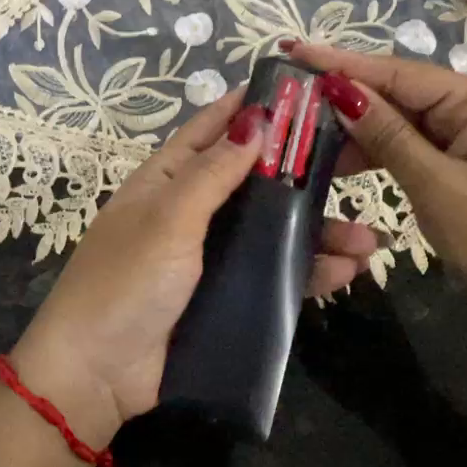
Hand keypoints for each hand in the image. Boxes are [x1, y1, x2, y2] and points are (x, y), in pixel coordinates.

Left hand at [8, 87, 381, 445]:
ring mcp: (210, 256)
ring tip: (369, 239)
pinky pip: (274, 276)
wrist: (97, 375)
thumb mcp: (169, 218)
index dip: (251, 109)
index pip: (213, 129)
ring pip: (273, 230)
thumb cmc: (127, 279)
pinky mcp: (225, 298)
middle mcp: (190, 210)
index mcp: (167, 179)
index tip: (301, 92)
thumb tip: (254, 120)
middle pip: (254, 181)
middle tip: (358, 166)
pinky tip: (350, 271)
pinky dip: (310, 271)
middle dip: (303, 175)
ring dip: (318, 230)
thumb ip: (212, 172)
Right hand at [286, 42, 466, 365]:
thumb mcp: (438, 187)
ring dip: (352, 129)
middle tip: (285, 97)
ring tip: (300, 132)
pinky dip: (372, 155)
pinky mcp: (454, 171)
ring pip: (394, 122)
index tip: (290, 51)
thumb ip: (386, 135)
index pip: (396, 72)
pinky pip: (404, 149)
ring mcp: (462, 141)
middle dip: (341, 95)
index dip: (340, 63)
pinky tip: (334, 163)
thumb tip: (337, 89)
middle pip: (393, 92)